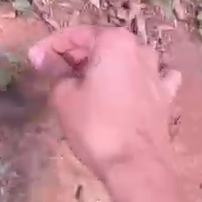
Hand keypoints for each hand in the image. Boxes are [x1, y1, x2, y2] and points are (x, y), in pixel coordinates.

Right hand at [28, 26, 179, 178]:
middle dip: (76, 55)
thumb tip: (41, 54)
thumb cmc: (95, 126)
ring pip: (124, 58)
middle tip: (53, 72)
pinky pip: (150, 77)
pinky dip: (136, 78)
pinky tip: (129, 87)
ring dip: (103, 65)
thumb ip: (54, 68)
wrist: (136, 167)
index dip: (52, 45)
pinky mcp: (165, 96)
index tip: (35, 58)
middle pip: (101, 44)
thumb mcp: (64, 95)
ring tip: (83, 82)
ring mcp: (157, 72)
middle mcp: (139, 49)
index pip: (76, 34)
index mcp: (113, 41)